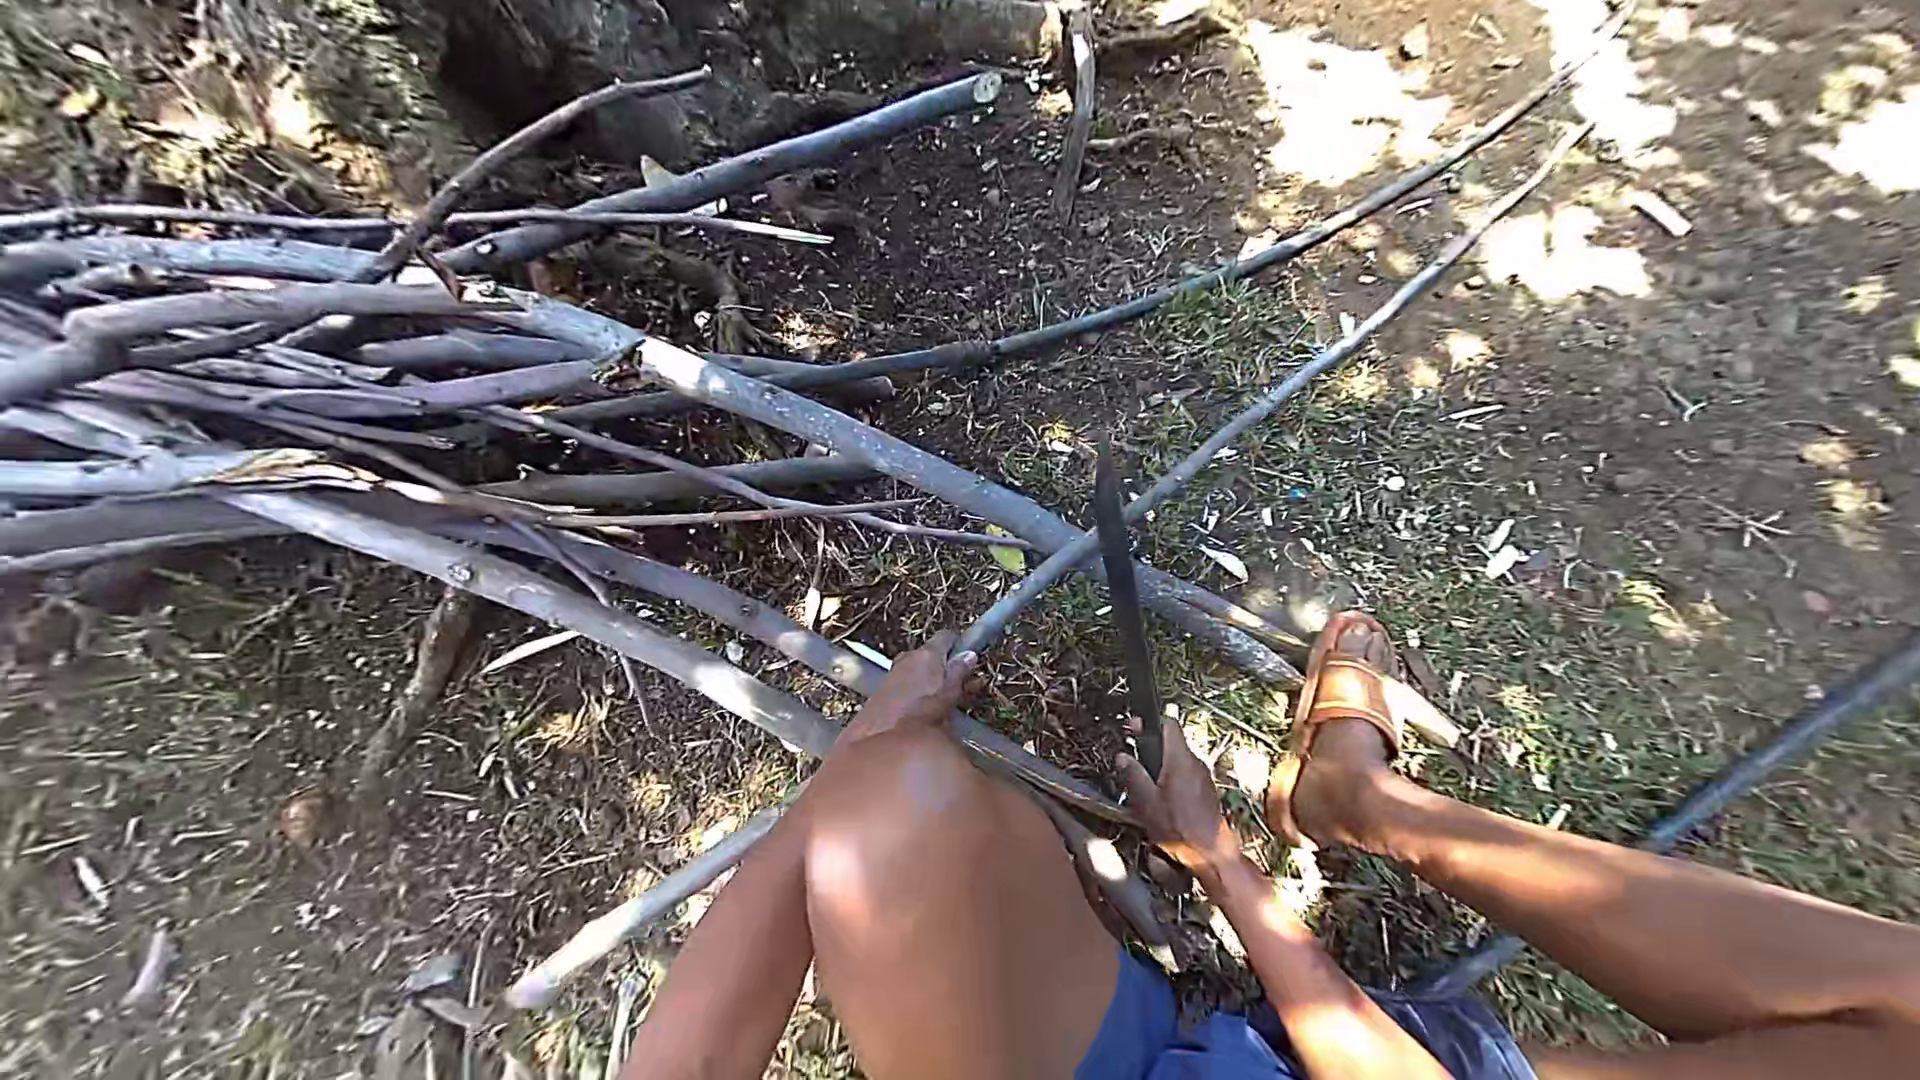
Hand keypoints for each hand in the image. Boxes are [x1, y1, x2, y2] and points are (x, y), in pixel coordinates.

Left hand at [839, 631, 979, 744]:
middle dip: (944, 665)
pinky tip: (921, 707)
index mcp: (927, 654)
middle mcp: (908, 657)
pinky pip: (904, 682)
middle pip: (930, 653)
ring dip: (929, 678)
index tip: (966, 654)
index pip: (945, 637)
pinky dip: (915, 689)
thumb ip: (959, 671)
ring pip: (916, 668)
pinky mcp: (883, 688)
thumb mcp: (949, 692)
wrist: (883, 734)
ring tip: (942, 698)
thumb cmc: (921, 712)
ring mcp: (893, 672)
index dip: (957, 644)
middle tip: (959, 682)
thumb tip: (969, 656)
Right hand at [1119, 717, 1241, 880]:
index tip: (1134, 728)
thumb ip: (1134, 775)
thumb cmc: (1179, 829)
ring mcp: (1204, 778)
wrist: (1212, 856)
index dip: (1149, 722)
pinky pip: (1186, 776)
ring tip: (1147, 785)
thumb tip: (1123, 757)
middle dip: (1152, 750)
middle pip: (1172, 743)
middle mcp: (1195, 763)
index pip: (1168, 724)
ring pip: (1178, 761)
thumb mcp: (1147, 802)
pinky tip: (1163, 800)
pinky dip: (1172, 780)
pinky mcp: (1207, 792)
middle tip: (1135, 761)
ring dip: (1162, 766)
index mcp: (1180, 760)